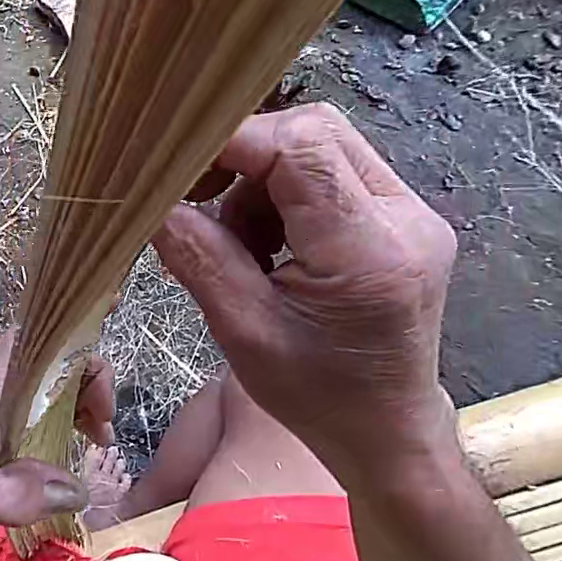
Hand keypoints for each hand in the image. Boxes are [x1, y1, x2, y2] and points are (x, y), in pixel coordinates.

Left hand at [0, 333, 113, 560]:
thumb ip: (20, 493)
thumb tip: (77, 489)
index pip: (26, 341)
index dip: (66, 341)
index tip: (100, 382)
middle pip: (45, 358)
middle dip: (84, 380)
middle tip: (102, 428)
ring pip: (45, 381)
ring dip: (79, 400)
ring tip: (97, 438)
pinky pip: (38, 405)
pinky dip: (65, 416)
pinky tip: (78, 444)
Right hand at [153, 104, 458, 489]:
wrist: (382, 428)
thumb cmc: (312, 392)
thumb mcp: (240, 329)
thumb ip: (198, 255)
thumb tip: (153, 201)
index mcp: (367, 250)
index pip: (302, 148)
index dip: (232, 142)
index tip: (177, 169)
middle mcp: (404, 216)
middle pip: (315, 131)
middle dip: (244, 154)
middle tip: (198, 197)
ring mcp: (408, 214)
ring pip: (318, 148)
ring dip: (258, 180)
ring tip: (233, 240)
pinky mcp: (397, 220)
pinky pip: (326, 174)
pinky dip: (278, 195)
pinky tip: (261, 243)